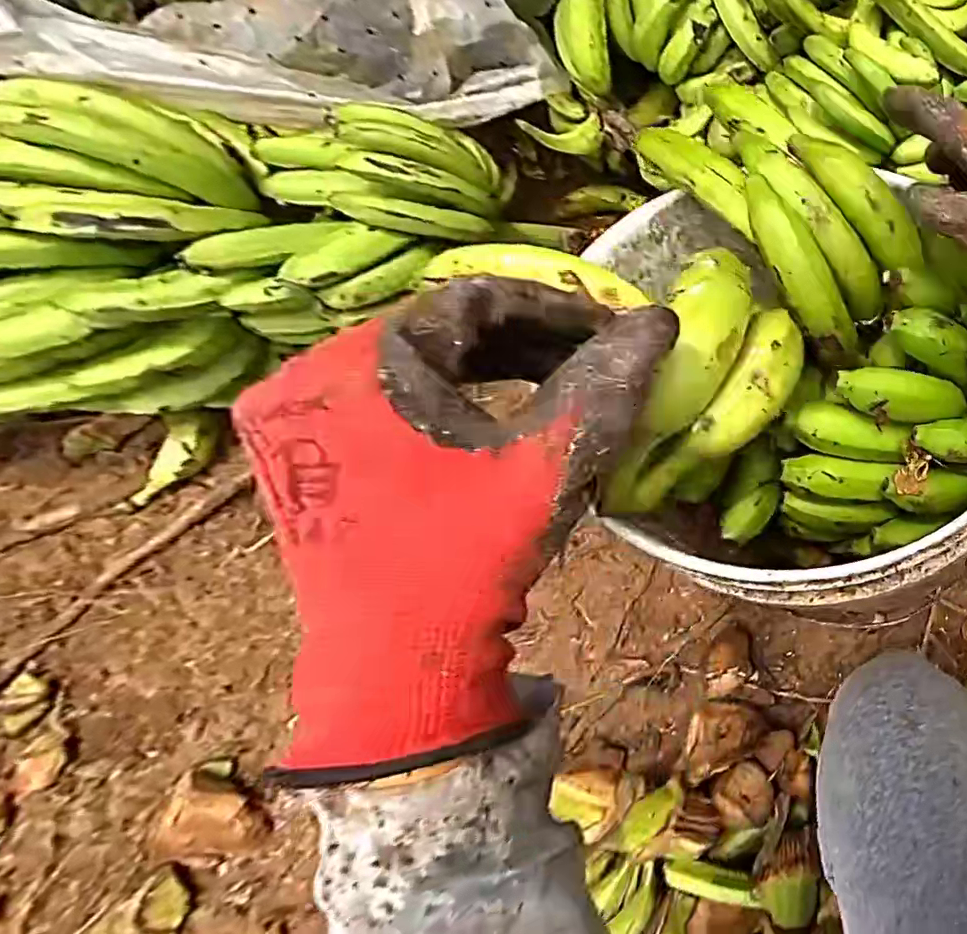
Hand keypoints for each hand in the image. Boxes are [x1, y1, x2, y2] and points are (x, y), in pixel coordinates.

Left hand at [233, 278, 675, 785]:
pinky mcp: (319, 454)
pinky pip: (410, 394)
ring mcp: (308, 419)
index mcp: (357, 368)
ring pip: (433, 360)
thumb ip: (606, 381)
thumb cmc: (471, 556)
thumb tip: (658, 320)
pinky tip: (522, 410)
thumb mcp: (550, 463)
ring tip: (575, 377)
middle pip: (450, 327)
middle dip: (539, 336)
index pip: (475, 300)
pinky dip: (474, 392)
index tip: (619, 326)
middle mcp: (312, 380)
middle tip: (604, 352)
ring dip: (511, 363)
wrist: (398, 666)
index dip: (560, 307)